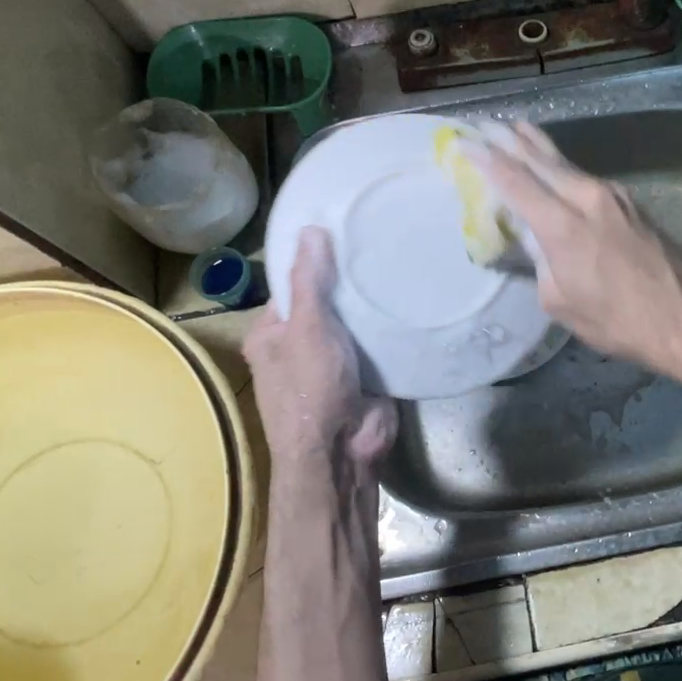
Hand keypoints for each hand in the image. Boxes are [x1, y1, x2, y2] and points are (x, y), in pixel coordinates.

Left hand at [243, 226, 396, 474]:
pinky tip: (411, 305)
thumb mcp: (306, 328)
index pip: (292, 288)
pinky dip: (390, 332)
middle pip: (327, 305)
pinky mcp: (364, 378)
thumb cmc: (310, 388)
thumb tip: (309, 230)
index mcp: (270, 336)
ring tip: (401, 270)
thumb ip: (310, 281)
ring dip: (374, 309)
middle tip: (381, 250)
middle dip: (350, 286)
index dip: (315, 263)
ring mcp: (332, 365)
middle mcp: (298, 349)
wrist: (342, 450)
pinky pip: (377, 346)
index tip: (345, 237)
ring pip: (354, 326)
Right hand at [468, 123, 681, 377]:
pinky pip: (586, 176)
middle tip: (486, 123)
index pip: (515, 182)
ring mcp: (613, 197)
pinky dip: (563, 166)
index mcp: (562, 226)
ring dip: (538, 148)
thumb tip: (533, 238)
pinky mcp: (630, 204)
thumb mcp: (560, 302)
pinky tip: (555, 165)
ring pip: (566, 164)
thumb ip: (540, 262)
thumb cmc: (617, 321)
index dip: (486, 161)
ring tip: (517, 129)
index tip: (464, 143)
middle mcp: (587, 199)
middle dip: (510, 141)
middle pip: (541, 161)